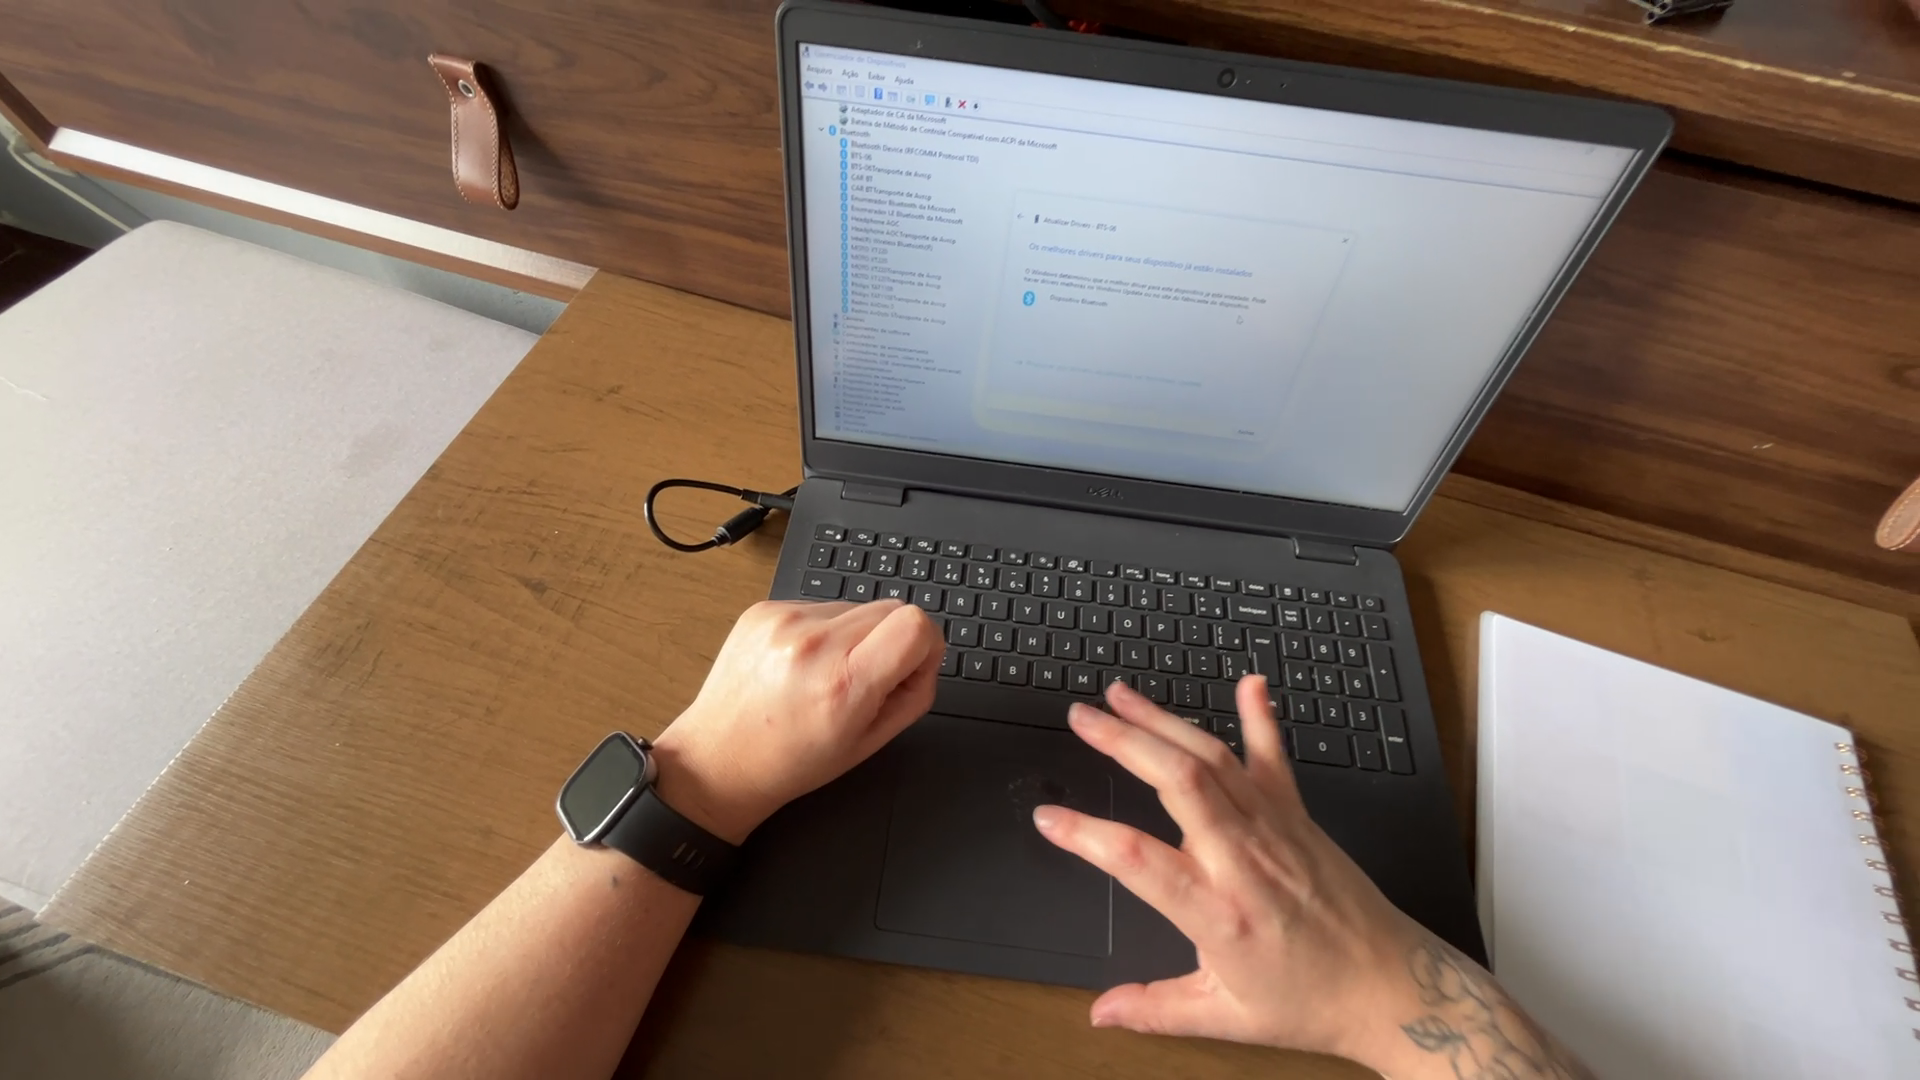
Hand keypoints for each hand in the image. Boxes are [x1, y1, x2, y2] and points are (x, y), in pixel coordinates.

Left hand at [649, 599, 942, 843]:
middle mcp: (814, 643)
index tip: (912, 666)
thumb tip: (928, 655)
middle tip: (867, 679)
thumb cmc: (792, 761)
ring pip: (857, 606)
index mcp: (844, 683)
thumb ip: (914, 694)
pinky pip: (821, 606)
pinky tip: (800, 664)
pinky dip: (823, 631)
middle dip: (893, 641)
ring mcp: (784, 621)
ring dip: (855, 635)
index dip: (927, 645)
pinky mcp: (764, 609)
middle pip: (892, 608)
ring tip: (825, 674)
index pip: (916, 624)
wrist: (717, 761)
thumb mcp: (870, 743)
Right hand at [1031, 676, 1429, 1065]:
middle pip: (1178, 781)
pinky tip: (1248, 683)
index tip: (1047, 817)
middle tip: (1081, 717)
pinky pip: (1273, 756)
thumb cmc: (1309, 1003)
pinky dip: (1259, 716)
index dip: (1086, 835)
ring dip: (1162, 720)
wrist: (1396, 989)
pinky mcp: (1296, 812)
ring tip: (1120, 695)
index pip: (1138, 862)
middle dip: (1125, 741)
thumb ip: (1153, 1010)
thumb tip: (1097, 1013)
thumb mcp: (1225, 1018)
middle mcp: (1243, 859)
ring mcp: (1272, 826)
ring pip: (1212, 758)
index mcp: (1219, 914)